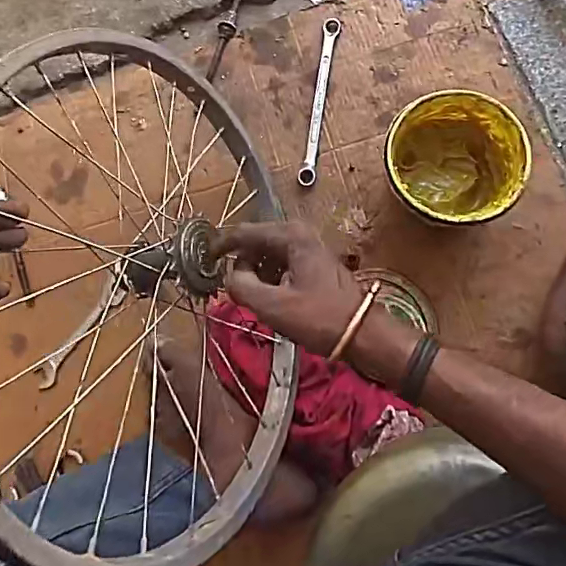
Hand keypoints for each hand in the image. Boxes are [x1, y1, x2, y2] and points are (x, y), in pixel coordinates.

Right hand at [212, 221, 364, 352]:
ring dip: (256, 276)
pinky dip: (269, 280)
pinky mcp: (311, 264)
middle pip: (255, 244)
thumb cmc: (319, 317)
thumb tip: (230, 275)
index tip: (204, 260)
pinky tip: (272, 301)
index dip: (220, 246)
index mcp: (290, 235)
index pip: (243, 232)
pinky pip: (279, 265)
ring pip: (266, 256)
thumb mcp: (273, 305)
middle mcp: (298, 234)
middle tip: (234, 291)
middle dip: (241, 266)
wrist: (362, 333)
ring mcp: (307, 248)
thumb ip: (241, 285)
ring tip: (256, 301)